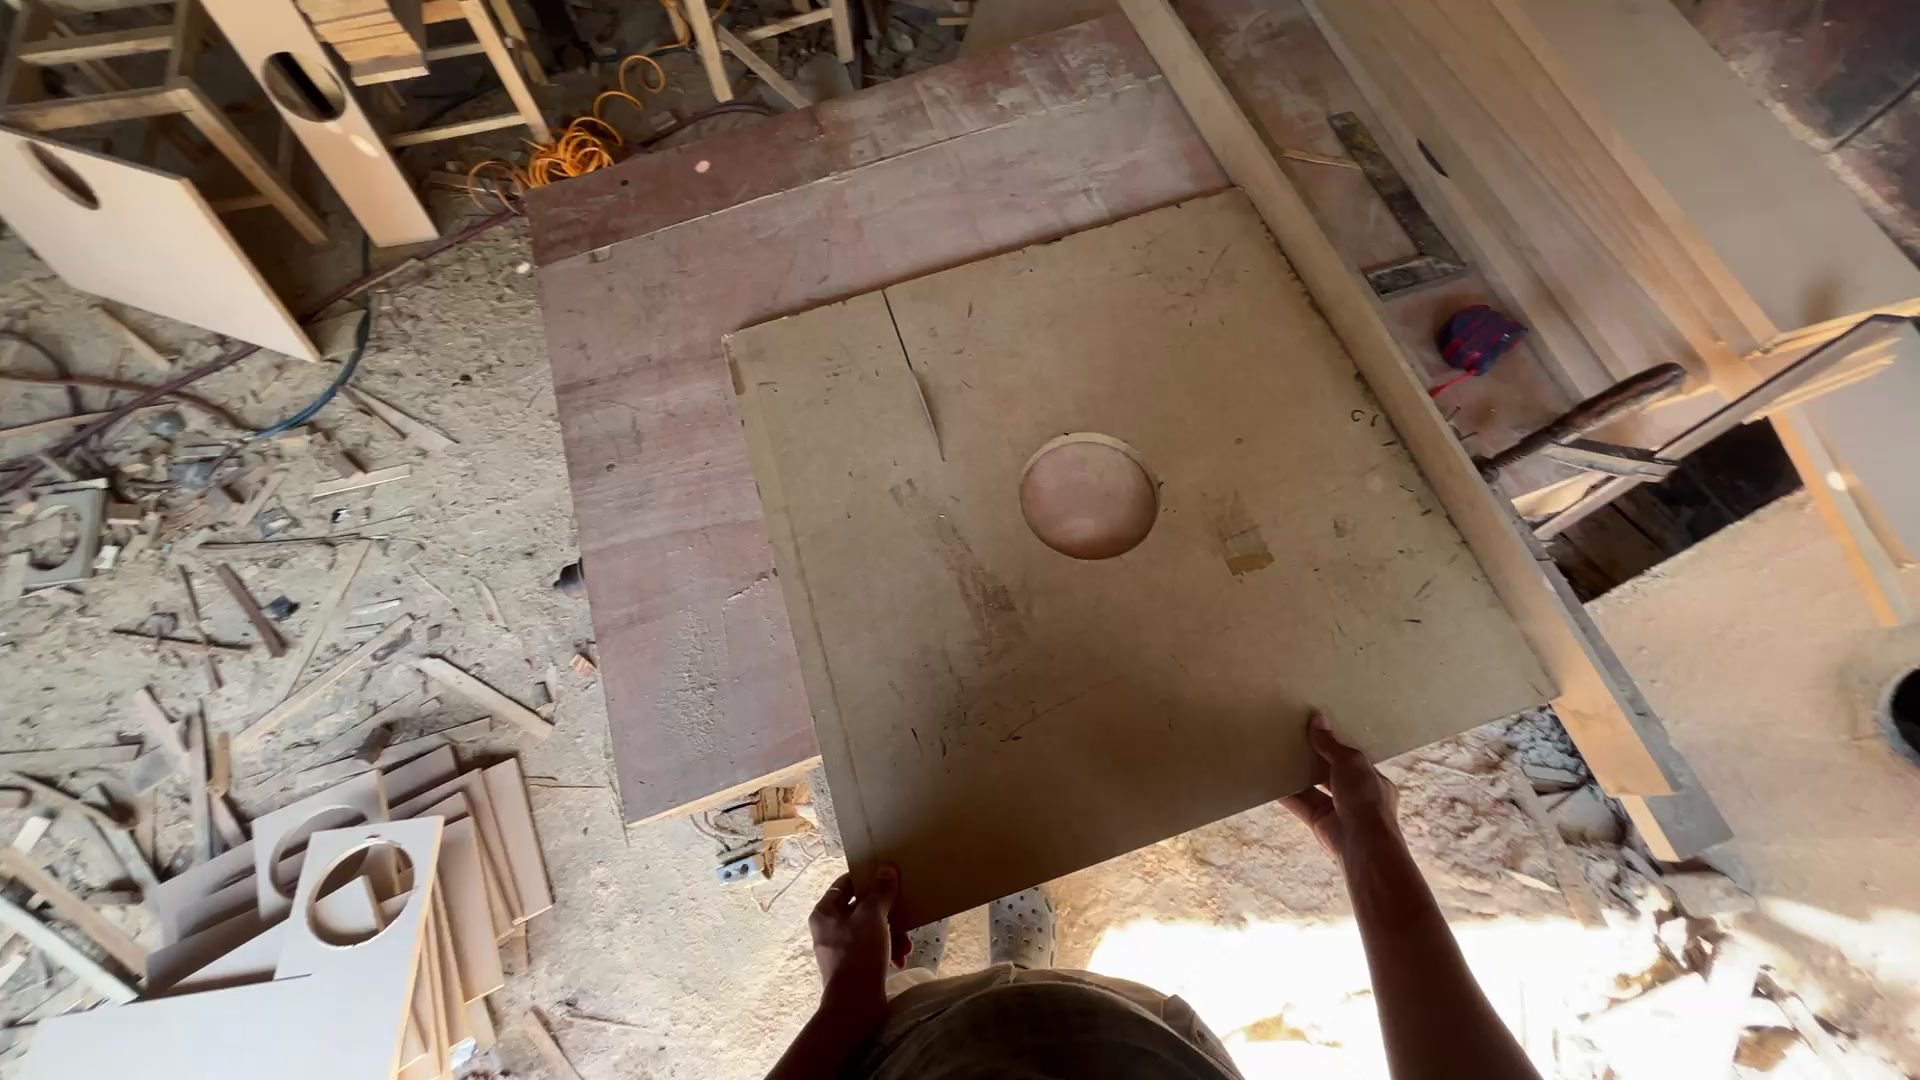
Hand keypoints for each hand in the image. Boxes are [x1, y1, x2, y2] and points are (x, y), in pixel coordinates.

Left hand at [808, 866, 909, 1001]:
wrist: (855, 1006)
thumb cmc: (859, 952)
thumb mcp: (873, 915)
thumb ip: (881, 890)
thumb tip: (887, 868)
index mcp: (825, 912)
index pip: (845, 883)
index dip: (865, 877)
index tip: (886, 876)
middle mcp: (828, 929)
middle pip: (861, 908)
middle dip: (886, 912)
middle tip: (903, 912)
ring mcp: (840, 950)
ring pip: (870, 930)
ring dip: (892, 933)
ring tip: (907, 944)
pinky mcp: (852, 969)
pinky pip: (872, 950)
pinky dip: (887, 951)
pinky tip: (901, 959)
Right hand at [1279, 711, 1400, 862]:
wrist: (1362, 843)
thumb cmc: (1365, 798)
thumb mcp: (1350, 762)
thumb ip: (1330, 744)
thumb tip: (1317, 720)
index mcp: (1373, 780)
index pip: (1353, 759)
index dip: (1336, 745)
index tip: (1317, 730)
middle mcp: (1356, 795)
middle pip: (1330, 772)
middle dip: (1313, 759)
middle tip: (1293, 740)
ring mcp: (1337, 810)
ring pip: (1313, 788)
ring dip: (1297, 775)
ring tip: (1277, 756)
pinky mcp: (1319, 822)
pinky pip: (1299, 804)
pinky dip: (1286, 794)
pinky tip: (1270, 781)